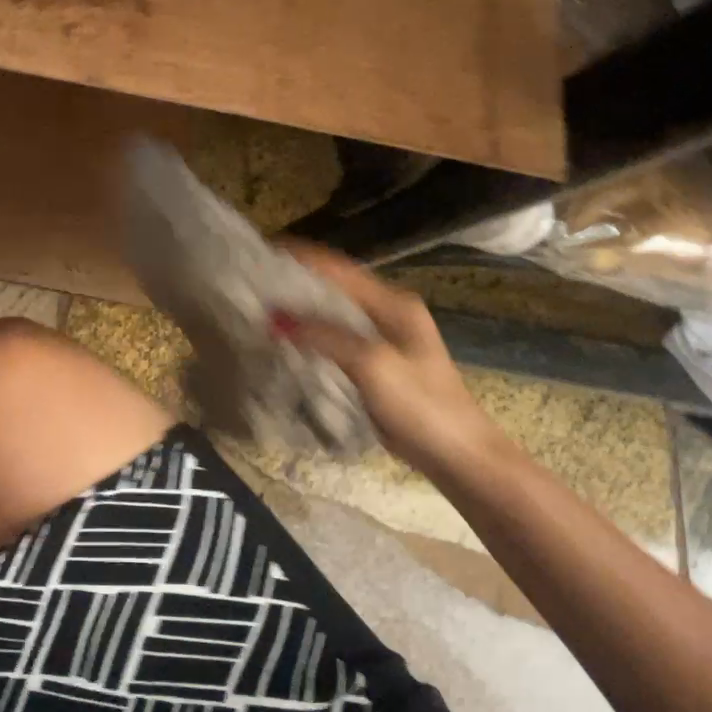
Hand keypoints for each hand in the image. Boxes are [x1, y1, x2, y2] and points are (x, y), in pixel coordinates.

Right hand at [274, 241, 508, 473]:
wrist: (460, 457)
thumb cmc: (422, 406)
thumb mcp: (372, 365)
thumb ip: (324, 336)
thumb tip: (275, 318)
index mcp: (393, 305)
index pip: (339, 269)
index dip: (301, 258)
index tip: (261, 255)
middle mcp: (386, 314)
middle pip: (332, 289)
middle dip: (293, 285)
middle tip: (251, 285)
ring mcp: (380, 341)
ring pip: (329, 316)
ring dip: (297, 312)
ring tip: (258, 310)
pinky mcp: (372, 366)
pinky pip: (331, 342)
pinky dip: (306, 338)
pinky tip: (282, 344)